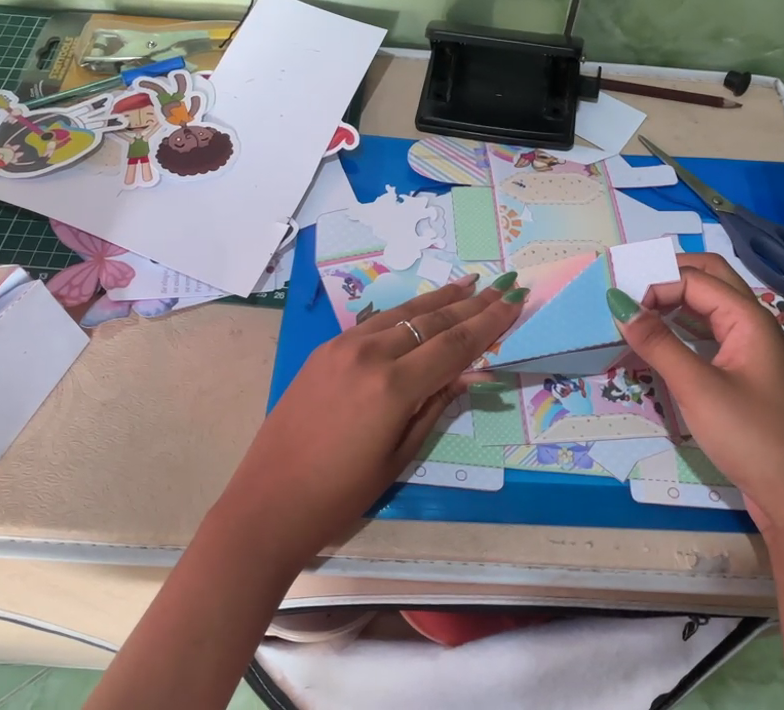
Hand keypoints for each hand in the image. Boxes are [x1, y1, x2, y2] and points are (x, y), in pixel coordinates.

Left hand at [210, 273, 524, 567]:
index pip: (455, 345)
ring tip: (469, 284)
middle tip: (502, 286)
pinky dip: (404, 312)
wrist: (270, 500)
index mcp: (393, 386)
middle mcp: (369, 354)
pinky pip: (375, 323)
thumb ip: (437, 405)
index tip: (514, 303)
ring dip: (439, 299)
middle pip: (432, 321)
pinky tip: (421, 308)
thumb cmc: (342, 493)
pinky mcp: (325, 350)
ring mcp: (342, 346)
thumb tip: (476, 372)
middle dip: (471, 304)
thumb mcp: (400, 455)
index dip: (489, 324)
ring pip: (402, 314)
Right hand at [607, 254, 783, 534]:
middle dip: (668, 276)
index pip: (694, 280)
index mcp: (749, 318)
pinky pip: (709, 334)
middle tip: (628, 290)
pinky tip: (658, 341)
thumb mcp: (697, 388)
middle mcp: (752, 324)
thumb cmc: (750, 437)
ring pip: (709, 307)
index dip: (655, 285)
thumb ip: (658, 343)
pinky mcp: (742, 373)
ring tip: (636, 310)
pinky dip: (682, 328)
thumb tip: (619, 304)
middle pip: (709, 279)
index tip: (619, 308)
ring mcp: (749, 349)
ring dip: (674, 301)